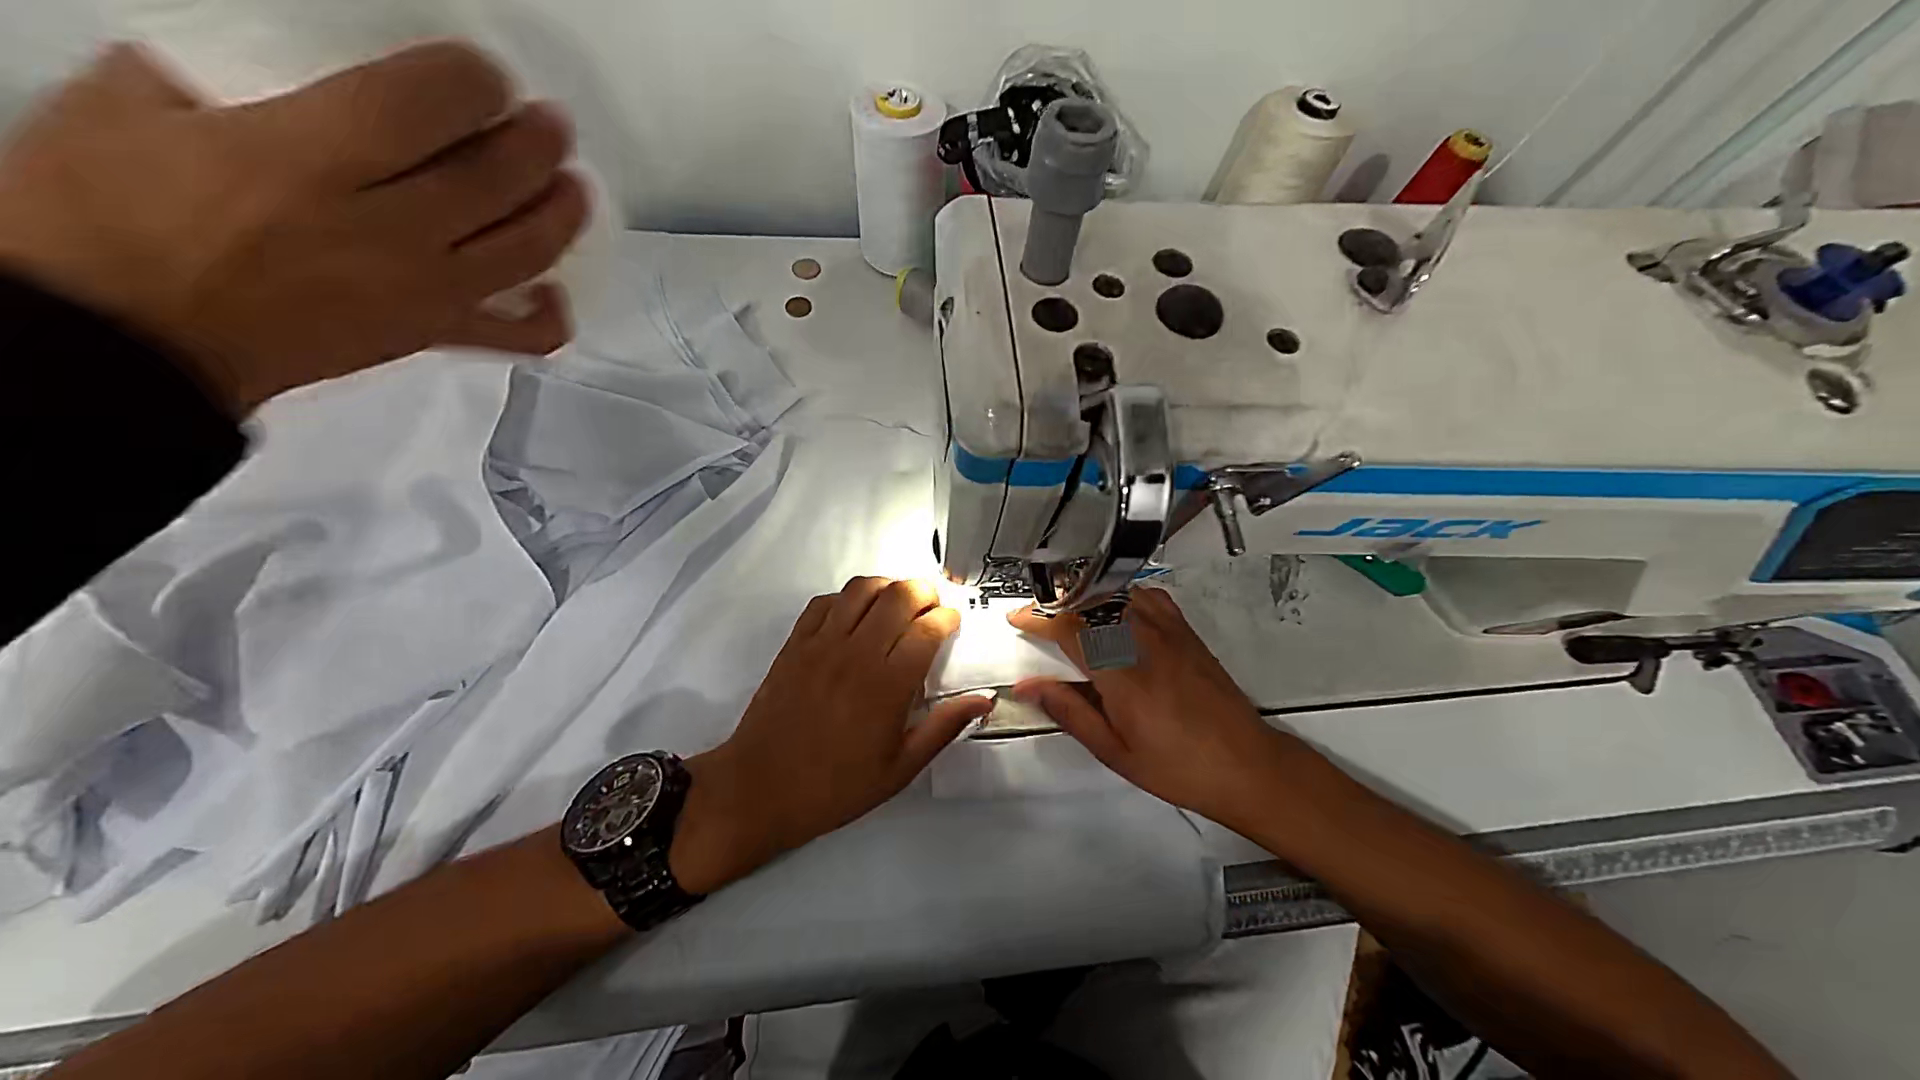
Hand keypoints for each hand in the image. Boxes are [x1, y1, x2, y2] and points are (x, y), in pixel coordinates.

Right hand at [0, 43, 588, 416]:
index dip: (472, 84)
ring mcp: (424, 294)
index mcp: (308, 160)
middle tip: (554, 126)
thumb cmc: (104, 220)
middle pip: (496, 181)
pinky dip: (550, 317)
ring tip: (573, 186)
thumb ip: (227, 86)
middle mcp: (388, 232)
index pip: (426, 108)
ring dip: (561, 215)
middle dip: (537, 144)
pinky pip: (518, 337)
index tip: (487, 76)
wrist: (126, 343)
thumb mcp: (132, 110)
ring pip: (524, 252)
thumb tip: (300, 87)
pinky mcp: (433, 338)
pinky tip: (553, 289)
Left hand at [668, 578, 995, 893]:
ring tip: (898, 603)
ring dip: (888, 586)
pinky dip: (847, 597)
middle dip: (925, 591)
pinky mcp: (795, 644)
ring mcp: (821, 644)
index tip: (953, 623)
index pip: (927, 628)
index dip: (948, 617)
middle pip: (898, 595)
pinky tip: (856, 615)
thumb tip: (981, 701)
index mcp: (887, 686)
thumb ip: (942, 729)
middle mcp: (856, 654)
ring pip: (861, 589)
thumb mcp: (899, 769)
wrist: (760, 790)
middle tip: (933, 607)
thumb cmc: (834, 786)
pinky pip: (824, 602)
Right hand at [1007, 588, 1299, 829]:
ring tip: (1071, 616)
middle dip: (1057, 606)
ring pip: (1118, 594)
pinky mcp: (1187, 633)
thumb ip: (1069, 711)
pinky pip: (1149, 597)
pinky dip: (1124, 597)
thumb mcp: (1114, 750)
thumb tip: (1030, 687)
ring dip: (1087, 598)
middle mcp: (1144, 642)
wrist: (1246, 765)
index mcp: (1120, 673)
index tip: (1019, 620)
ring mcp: (1169, 633)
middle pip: (1090, 603)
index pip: (1068, 627)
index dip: (1037, 619)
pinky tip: (1117, 613)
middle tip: (1039, 622)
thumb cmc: (1179, 766)